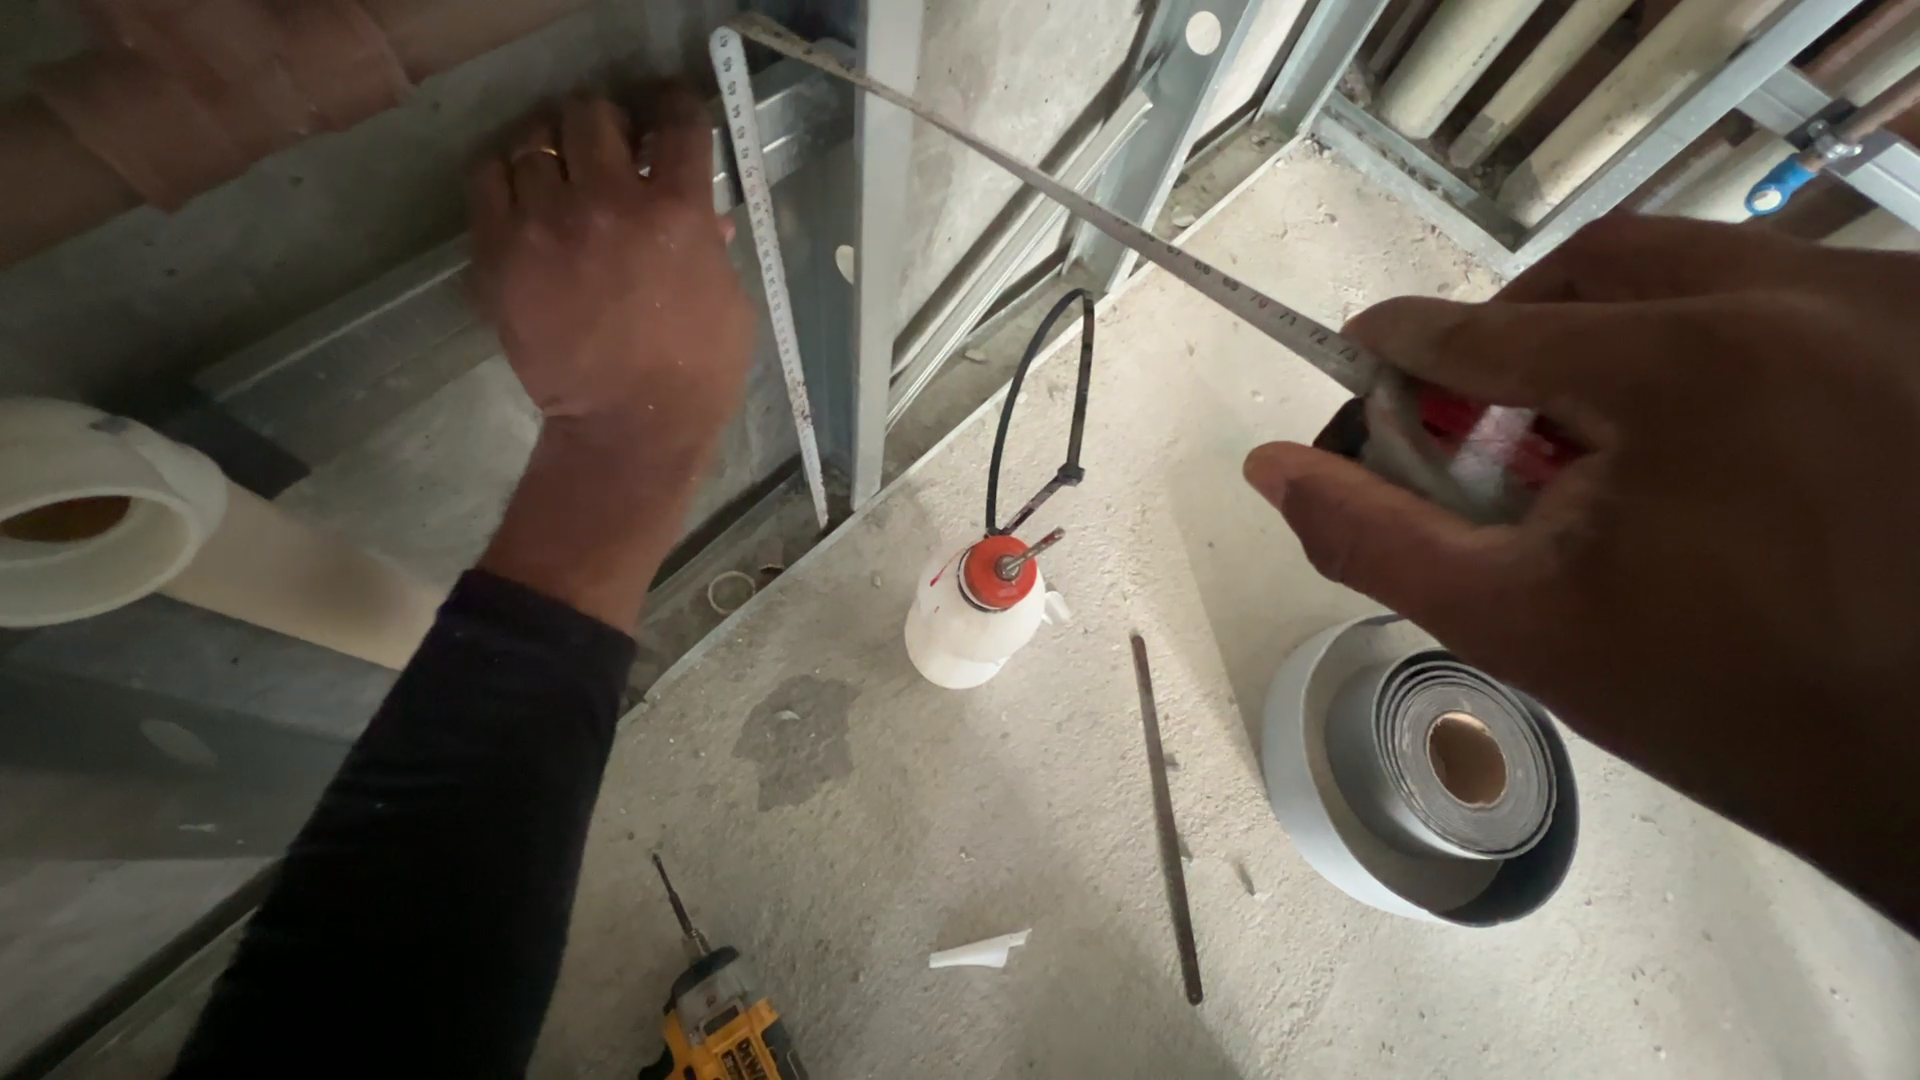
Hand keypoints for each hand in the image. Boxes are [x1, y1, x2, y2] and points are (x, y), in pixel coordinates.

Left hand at [468, 88, 750, 455]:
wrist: (632, 426)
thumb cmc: (699, 373)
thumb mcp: (730, 305)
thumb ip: (711, 250)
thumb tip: (704, 220)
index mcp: (678, 214)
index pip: (678, 124)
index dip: (675, 107)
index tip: (669, 113)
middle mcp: (609, 201)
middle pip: (593, 114)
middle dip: (609, 124)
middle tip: (613, 149)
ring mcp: (546, 225)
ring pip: (534, 139)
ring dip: (555, 148)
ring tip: (563, 172)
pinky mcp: (500, 252)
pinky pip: (487, 178)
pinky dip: (508, 177)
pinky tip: (526, 197)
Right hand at [1244, 216, 1919, 928]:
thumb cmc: (1712, 699)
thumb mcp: (1504, 619)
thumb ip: (1369, 534)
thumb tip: (1269, 465)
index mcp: (1692, 369)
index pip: (1488, 328)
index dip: (1403, 345)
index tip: (1360, 359)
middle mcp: (1819, 299)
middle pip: (1594, 266)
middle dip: (1507, 334)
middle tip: (1478, 423)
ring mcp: (1909, 310)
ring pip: (1693, 272)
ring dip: (1603, 340)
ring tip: (1587, 446)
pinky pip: (1781, 299)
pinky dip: (1698, 348)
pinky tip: (1693, 450)